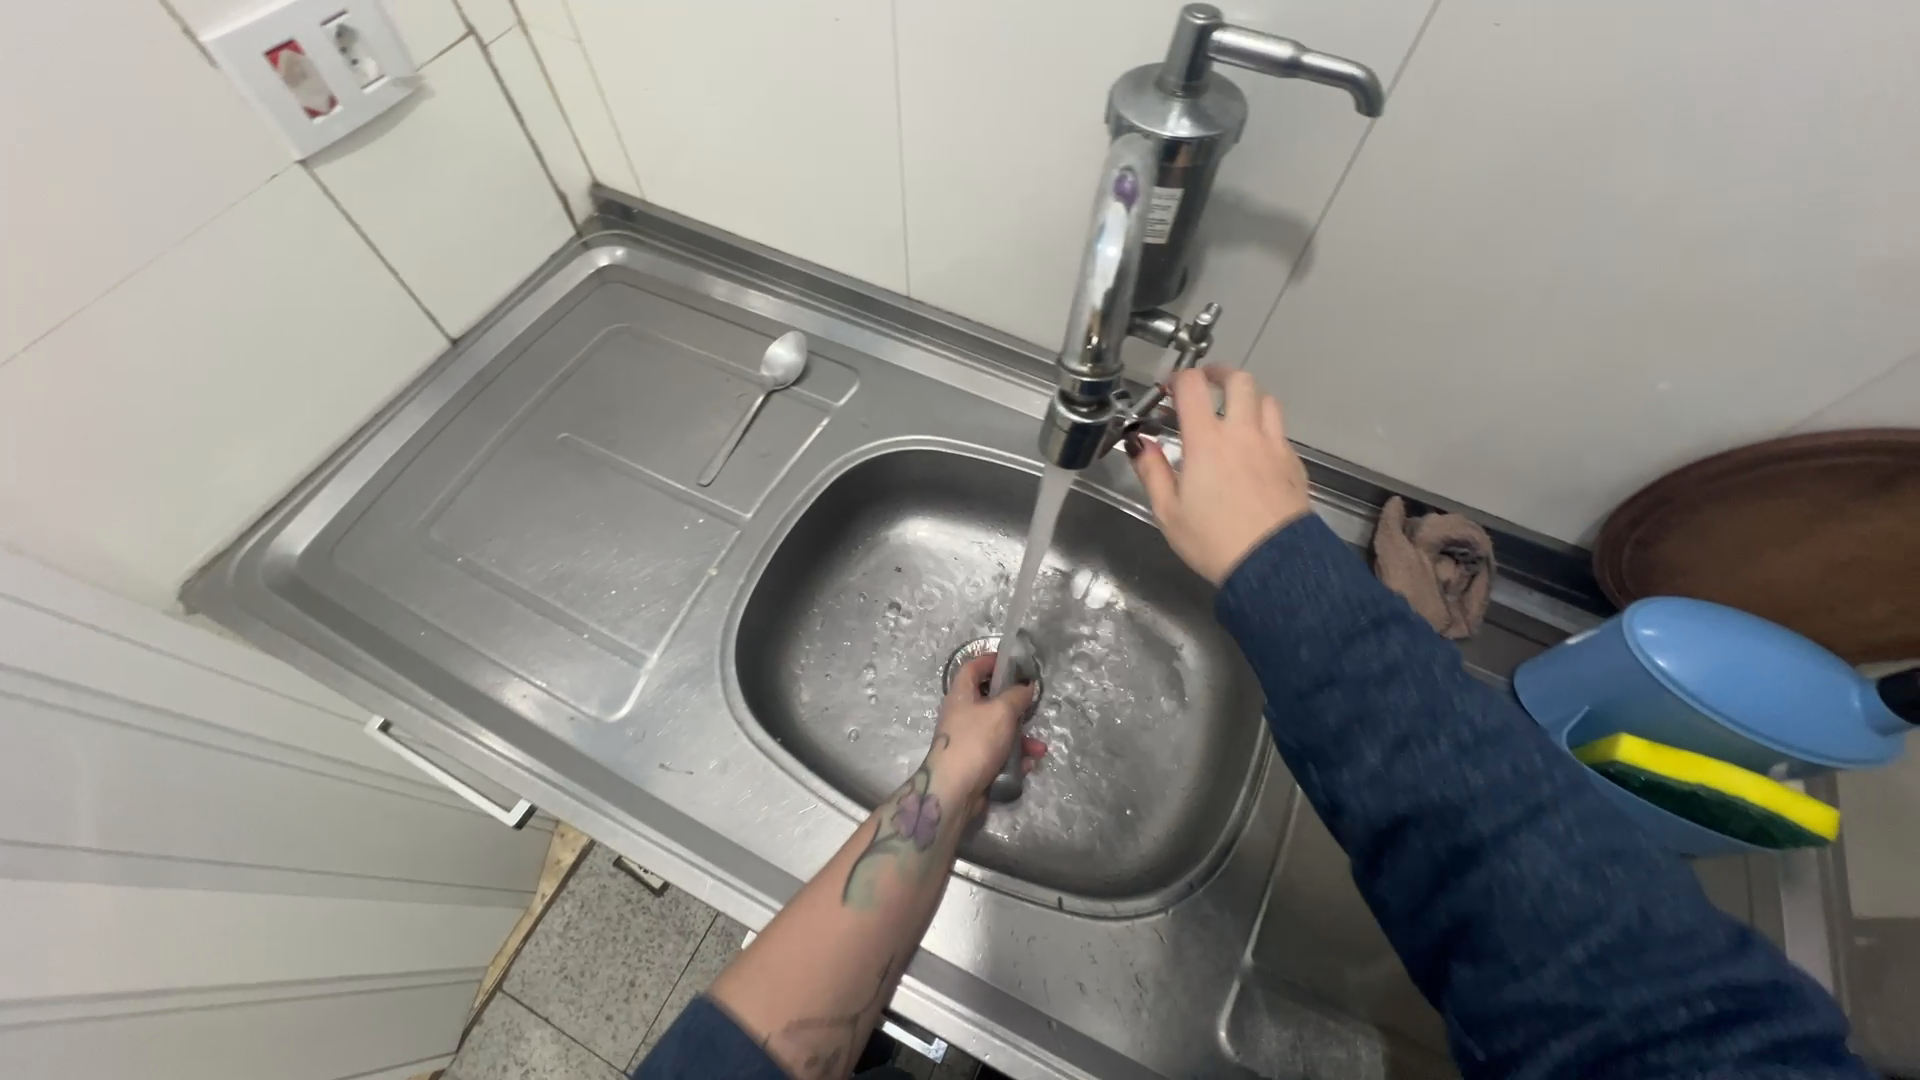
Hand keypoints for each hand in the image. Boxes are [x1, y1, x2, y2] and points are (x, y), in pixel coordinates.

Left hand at [926, 653, 1045, 815]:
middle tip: (1032, 705)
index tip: (1012, 661)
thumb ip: (1017, 695)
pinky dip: (1014, 757)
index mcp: (961, 694)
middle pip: (990, 700)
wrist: (955, 790)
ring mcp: (967, 739)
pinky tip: (1027, 764)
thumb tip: (1026, 686)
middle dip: (1015, 705)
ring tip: (1039, 747)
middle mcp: (962, 714)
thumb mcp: (1001, 711)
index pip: (972, 667)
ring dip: (1021, 737)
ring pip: (999, 730)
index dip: (990, 660)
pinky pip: (999, 753)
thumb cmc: (976, 741)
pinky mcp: (975, 761)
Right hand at [1130, 366, 1311, 585]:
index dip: (1178, 379)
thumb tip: (1140, 444)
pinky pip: (1280, 430)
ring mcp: (1273, 445)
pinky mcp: (1293, 463)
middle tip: (1205, 383)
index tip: (1168, 389)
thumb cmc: (1212, 540)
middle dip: (1218, 374)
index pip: (1192, 387)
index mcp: (1206, 442)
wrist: (1271, 564)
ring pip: (1266, 400)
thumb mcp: (1168, 512)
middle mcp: (1243, 433)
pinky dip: (1265, 427)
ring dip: (1247, 398)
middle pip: (1239, 380)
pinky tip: (1254, 448)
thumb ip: (1152, 471)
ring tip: (1234, 412)